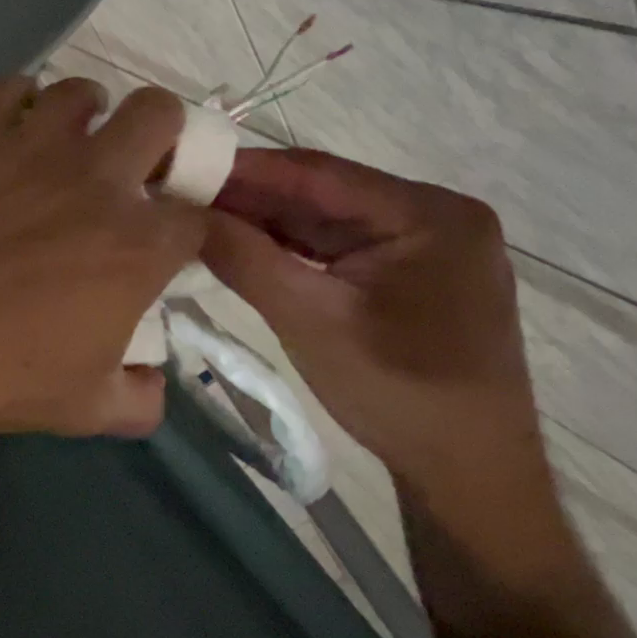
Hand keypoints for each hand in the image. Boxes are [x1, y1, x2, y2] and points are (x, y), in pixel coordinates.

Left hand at [0, 76, 203, 437]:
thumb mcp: (84, 410)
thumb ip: (138, 397)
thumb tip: (150, 379)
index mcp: (137, 246)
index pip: (198, 215)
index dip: (190, 227)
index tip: (169, 243)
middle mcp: (96, 181)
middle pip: (158, 115)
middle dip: (160, 137)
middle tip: (133, 172)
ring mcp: (30, 151)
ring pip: (81, 89)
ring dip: (88, 111)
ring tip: (72, 143)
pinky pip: (6, 89)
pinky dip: (17, 99)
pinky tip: (13, 126)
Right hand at [202, 148, 542, 492]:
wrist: (467, 471)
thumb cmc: (398, 391)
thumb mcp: (308, 318)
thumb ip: (242, 256)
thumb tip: (176, 211)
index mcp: (428, 215)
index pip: (315, 173)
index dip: (239, 168)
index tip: (173, 166)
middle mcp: (431, 215)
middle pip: (317, 191)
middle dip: (242, 195)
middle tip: (169, 194)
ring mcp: (419, 244)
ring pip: (318, 216)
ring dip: (256, 219)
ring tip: (186, 215)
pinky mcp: (403, 271)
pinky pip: (329, 243)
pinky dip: (280, 244)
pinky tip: (230, 242)